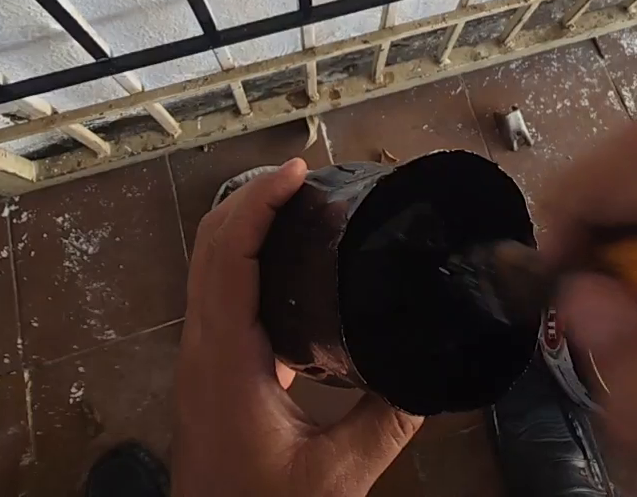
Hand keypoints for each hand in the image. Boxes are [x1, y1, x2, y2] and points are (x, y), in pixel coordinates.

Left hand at [171, 157, 421, 496]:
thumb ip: (386, 421)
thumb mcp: (335, 479)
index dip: (259, 201)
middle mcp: (204, 342)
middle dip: (253, 196)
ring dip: (247, 219)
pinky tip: (291, 257)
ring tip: (299, 202)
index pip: (228, 253)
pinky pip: (221, 286)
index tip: (299, 172)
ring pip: (209, 261)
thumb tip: (433, 367)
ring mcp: (203, 352)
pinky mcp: (214, 363)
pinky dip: (248, 251)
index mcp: (225, 357)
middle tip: (306, 179)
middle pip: (210, 242)